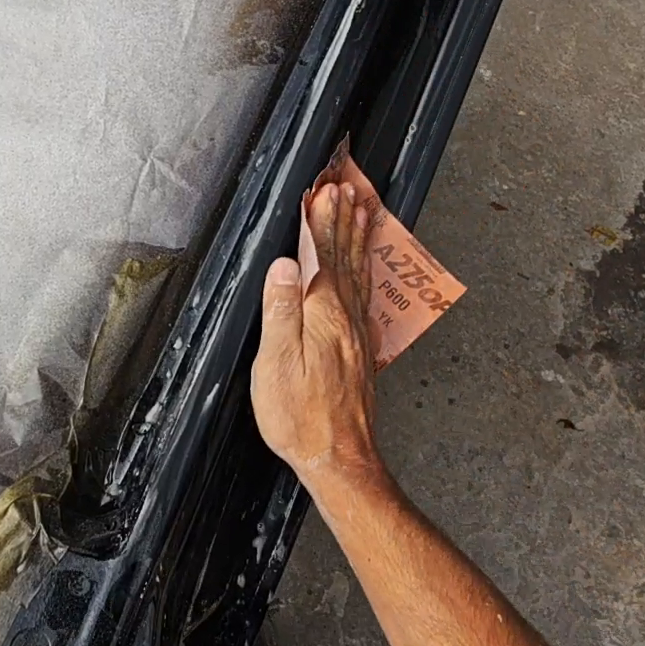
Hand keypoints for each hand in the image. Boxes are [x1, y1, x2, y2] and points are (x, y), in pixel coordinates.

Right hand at [250, 181, 381, 494]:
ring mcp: (357, 333)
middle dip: (343, 220)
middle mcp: (346, 318)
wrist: (338, 456)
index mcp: (323, 315)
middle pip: (344, 258)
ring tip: (363, 212)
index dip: (321, 223)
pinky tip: (366, 266)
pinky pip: (366, 293)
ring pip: (359, 273)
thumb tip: (284, 265)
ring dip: (359, 239)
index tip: (324, 192)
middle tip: (347, 189)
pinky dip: (366, 269)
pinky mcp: (360, 348)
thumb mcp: (278, 364)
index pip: (321, 257)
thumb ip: (281, 310)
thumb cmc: (300, 415)